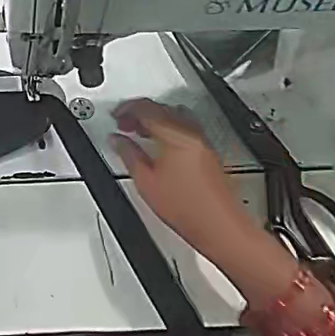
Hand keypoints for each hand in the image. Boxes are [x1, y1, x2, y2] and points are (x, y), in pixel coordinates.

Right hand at [110, 98, 259, 263]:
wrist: (219, 227)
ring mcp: (202, 141)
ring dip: (154, 119)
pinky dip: (167, 128)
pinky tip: (158, 144)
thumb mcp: (145, 181)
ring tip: (138, 132)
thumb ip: (128, 155)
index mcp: (174, 135)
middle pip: (161, 108)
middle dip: (139, 112)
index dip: (126, 108)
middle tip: (123, 123)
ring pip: (174, 115)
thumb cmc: (189, 209)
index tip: (115, 115)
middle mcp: (191, 133)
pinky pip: (184, 127)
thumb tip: (118, 141)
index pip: (146, 109)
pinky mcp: (207, 151)